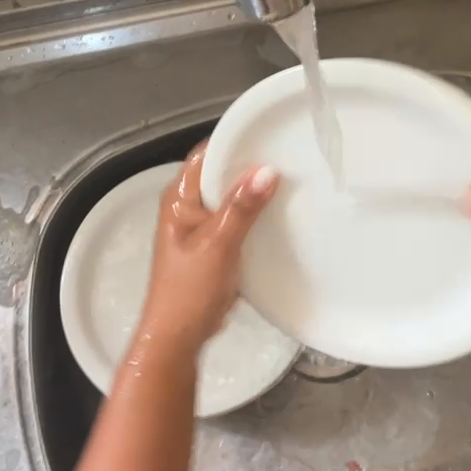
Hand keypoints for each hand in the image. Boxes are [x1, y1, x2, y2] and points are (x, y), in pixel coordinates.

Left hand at [134, 141, 278, 354]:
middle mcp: (187, 205)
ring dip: (255, 191)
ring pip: (231, 197)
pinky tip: (280, 214)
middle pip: (221, 172)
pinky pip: (237, 219)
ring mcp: (200, 226)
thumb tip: (268, 170)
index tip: (271, 132)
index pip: (207, 153)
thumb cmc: (190, 290)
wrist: (178, 338)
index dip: (236, 140)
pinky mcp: (214, 245)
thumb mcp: (218, 245)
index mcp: (179, 197)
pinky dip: (255, 215)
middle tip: (290, 154)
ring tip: (292, 179)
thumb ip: (242, 207)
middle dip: (251, 165)